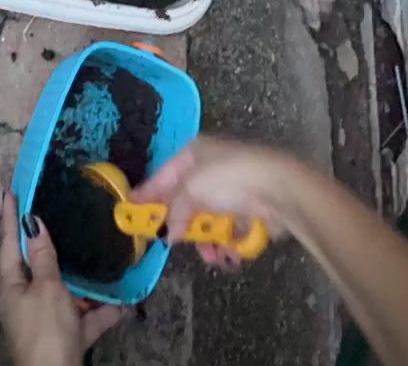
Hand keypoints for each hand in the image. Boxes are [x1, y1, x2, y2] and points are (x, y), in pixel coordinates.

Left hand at [0, 192, 125, 365]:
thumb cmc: (46, 331)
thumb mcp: (46, 287)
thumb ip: (43, 255)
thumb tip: (31, 221)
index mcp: (12, 285)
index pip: (10, 241)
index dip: (11, 216)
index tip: (11, 190)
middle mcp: (24, 300)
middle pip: (37, 265)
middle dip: (50, 244)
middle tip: (58, 213)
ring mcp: (45, 320)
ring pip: (64, 290)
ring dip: (82, 278)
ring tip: (97, 251)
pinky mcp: (65, 339)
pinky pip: (84, 318)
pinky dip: (101, 311)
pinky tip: (124, 302)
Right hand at [128, 136, 303, 269]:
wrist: (278, 190)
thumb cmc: (229, 178)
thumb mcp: (191, 188)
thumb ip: (174, 210)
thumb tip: (166, 232)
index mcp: (194, 152)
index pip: (163, 174)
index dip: (147, 192)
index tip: (128, 208)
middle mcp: (211, 168)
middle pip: (185, 200)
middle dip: (181, 223)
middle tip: (172, 241)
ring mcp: (231, 190)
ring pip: (207, 221)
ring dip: (206, 241)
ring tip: (211, 254)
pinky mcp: (249, 211)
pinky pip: (228, 232)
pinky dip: (226, 245)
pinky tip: (228, 255)